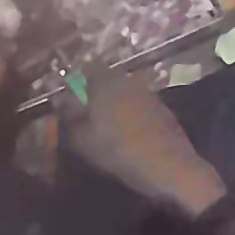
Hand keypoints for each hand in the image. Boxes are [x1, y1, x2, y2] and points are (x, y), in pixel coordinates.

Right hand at [61, 68, 226, 218]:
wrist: (170, 167)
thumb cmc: (120, 152)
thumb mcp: (82, 141)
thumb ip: (70, 119)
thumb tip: (64, 105)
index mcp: (106, 82)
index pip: (88, 67)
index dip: (79, 81)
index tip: (73, 99)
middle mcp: (129, 81)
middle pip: (108, 79)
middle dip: (98, 93)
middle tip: (90, 116)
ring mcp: (150, 94)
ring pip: (126, 92)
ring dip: (117, 105)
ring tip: (111, 129)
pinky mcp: (164, 109)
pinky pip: (141, 106)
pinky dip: (134, 115)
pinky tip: (132, 135)